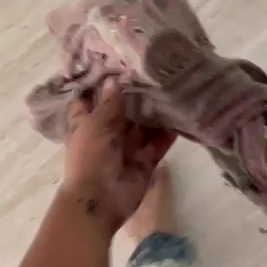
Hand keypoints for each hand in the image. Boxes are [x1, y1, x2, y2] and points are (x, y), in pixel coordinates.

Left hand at [60, 82, 174, 232]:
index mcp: (87, 125)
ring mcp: (126, 150)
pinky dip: (167, 134)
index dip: (96, 85)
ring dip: (153, 113)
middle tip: (153, 72)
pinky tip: (179, 116)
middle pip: (121, 112)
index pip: (88, 101)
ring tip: (170, 90)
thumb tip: (114, 80)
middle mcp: (106, 135)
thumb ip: (110, 103)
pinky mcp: (144, 163)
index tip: (111, 64)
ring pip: (142, 127)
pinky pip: (157, 145)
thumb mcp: (95, 125)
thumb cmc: (90, 158)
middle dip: (134, 96)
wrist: (100, 201)